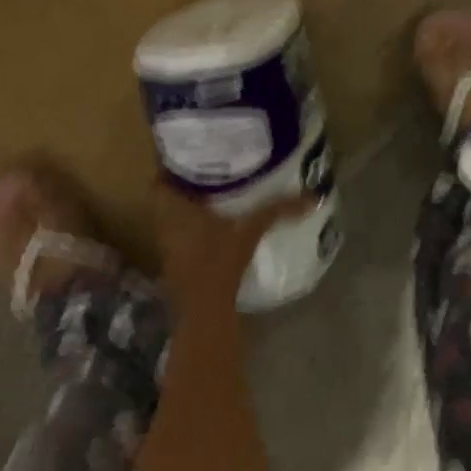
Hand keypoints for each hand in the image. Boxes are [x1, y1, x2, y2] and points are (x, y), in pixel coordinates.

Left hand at [152, 183, 314, 319]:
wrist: (206, 313)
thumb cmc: (220, 264)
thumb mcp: (250, 231)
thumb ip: (277, 210)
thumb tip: (312, 196)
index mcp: (175, 211)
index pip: (157, 182)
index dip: (169, 168)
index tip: (189, 156)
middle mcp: (165, 226)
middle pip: (162, 199)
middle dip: (180, 186)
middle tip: (206, 172)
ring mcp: (167, 249)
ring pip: (169, 220)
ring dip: (184, 209)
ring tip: (210, 194)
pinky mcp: (175, 266)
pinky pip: (177, 238)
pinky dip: (189, 230)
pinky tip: (212, 227)